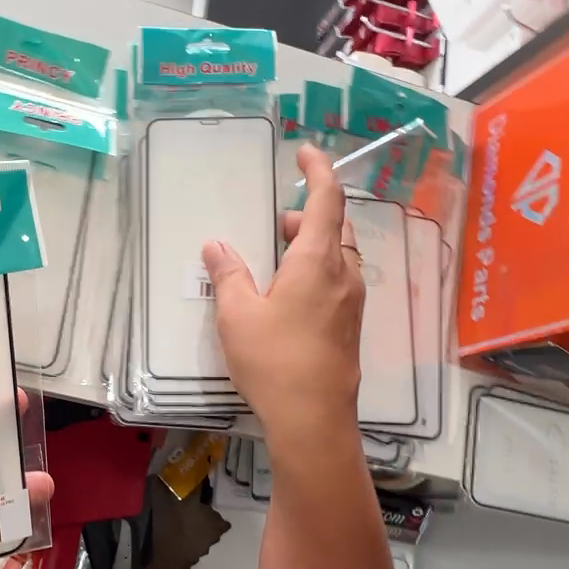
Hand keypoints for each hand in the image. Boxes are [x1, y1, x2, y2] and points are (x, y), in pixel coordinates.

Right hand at [201, 144, 365, 433]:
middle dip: (308, 214)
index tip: (305, 151)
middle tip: (276, 223)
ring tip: (278, 257)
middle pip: (336, 225)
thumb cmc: (273, 360)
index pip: (327, 198)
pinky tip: (291, 292)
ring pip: (340, 253)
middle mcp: (344, 274)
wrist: (312, 417)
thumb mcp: (237, 316)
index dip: (318, 169)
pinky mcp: (350, 324)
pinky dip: (319, 268)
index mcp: (318, 261)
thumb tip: (216, 246)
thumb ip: (228, 275)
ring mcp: (352, 301)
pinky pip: (339, 278)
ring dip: (314, 243)